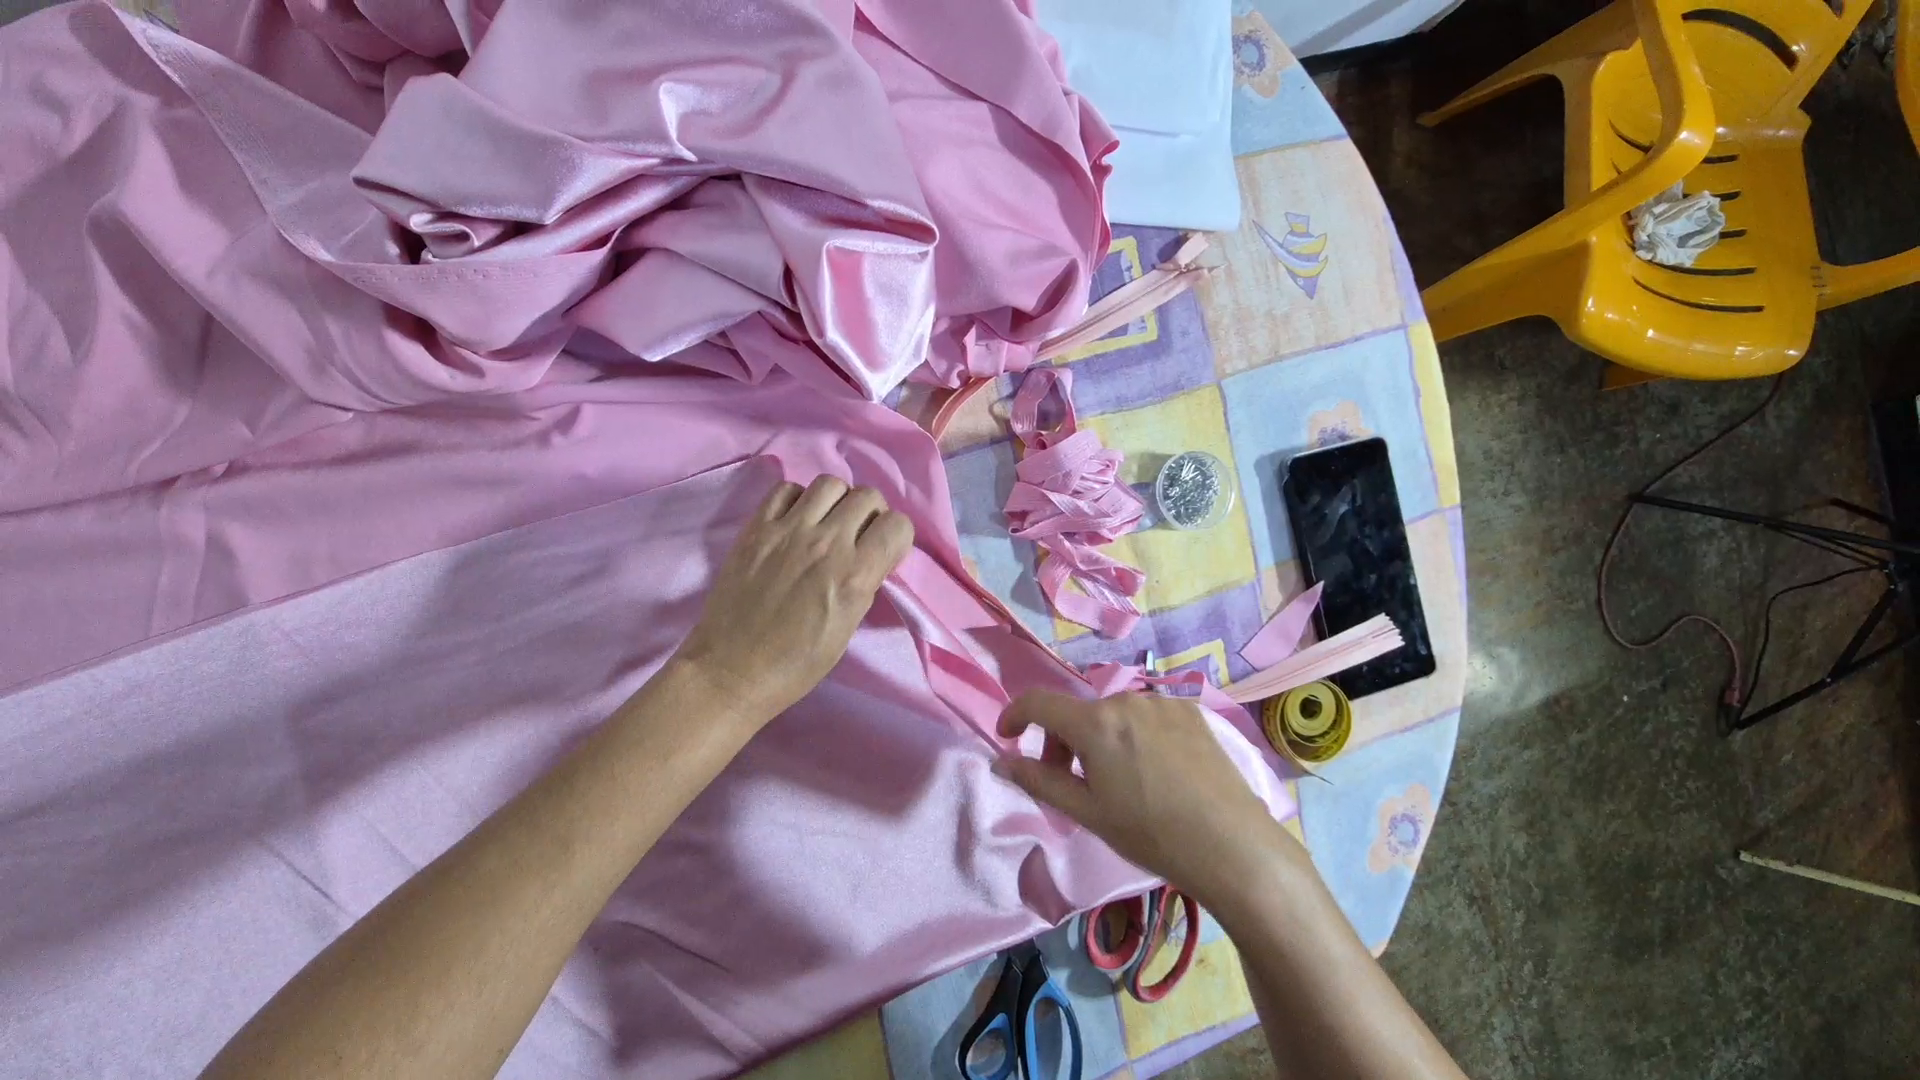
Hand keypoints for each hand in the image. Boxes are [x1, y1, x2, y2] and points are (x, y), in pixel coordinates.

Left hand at [675, 475, 913, 722]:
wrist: (733, 670)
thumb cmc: (797, 663)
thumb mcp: (848, 627)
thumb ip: (864, 583)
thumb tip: (870, 556)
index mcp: (855, 575)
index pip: (897, 525)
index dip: (896, 536)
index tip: (884, 550)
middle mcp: (826, 543)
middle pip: (867, 496)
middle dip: (871, 514)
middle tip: (857, 535)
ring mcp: (787, 531)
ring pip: (830, 484)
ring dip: (837, 501)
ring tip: (826, 523)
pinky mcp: (756, 528)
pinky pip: (786, 489)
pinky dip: (798, 500)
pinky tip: (795, 522)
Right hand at [993, 690, 1291, 905]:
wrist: (1232, 844)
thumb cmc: (1151, 834)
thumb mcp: (1088, 813)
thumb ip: (1040, 781)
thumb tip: (1002, 762)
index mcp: (1096, 723)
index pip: (1038, 702)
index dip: (1015, 715)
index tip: (1008, 737)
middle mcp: (1127, 699)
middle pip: (1078, 713)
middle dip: (1061, 742)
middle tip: (1069, 785)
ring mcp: (1163, 702)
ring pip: (1113, 715)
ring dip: (1099, 740)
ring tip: (1116, 783)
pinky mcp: (1192, 712)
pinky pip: (1146, 717)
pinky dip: (1133, 737)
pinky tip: (1153, 773)